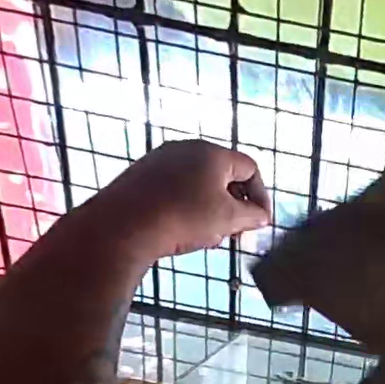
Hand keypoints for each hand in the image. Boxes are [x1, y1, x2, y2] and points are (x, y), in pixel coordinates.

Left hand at [89, 139, 272, 259]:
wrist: (123, 227)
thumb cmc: (182, 218)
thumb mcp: (228, 219)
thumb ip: (252, 216)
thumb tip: (261, 216)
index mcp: (212, 153)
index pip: (250, 169)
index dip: (261, 196)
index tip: (261, 222)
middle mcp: (186, 149)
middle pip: (224, 175)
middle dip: (236, 204)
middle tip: (238, 231)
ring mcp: (161, 160)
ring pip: (199, 183)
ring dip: (213, 208)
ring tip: (211, 234)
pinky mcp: (142, 175)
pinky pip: (177, 188)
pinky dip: (189, 206)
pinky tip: (184, 230)